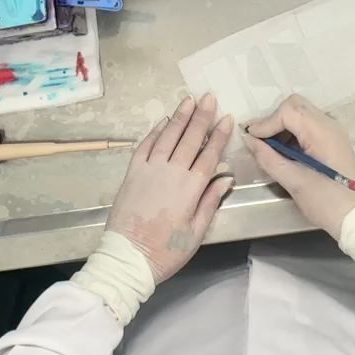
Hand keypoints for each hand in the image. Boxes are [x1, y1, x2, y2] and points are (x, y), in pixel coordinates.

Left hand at [105, 93, 234, 282]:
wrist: (128, 257)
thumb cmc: (166, 250)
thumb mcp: (196, 232)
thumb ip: (210, 202)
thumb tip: (226, 179)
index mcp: (191, 188)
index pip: (209, 155)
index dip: (218, 135)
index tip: (226, 118)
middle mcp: (172, 172)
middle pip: (190, 139)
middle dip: (201, 116)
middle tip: (209, 97)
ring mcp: (150, 169)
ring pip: (168, 136)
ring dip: (179, 117)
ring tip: (189, 100)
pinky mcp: (133, 172)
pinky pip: (145, 145)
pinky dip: (155, 132)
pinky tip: (163, 122)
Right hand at [246, 94, 354, 236]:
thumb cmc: (326, 202)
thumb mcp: (294, 182)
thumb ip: (269, 158)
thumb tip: (249, 140)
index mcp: (322, 133)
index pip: (288, 111)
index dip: (267, 122)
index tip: (252, 139)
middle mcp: (330, 125)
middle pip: (295, 105)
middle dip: (274, 120)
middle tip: (262, 142)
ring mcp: (333, 131)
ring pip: (301, 113)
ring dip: (283, 126)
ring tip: (272, 149)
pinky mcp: (333, 140)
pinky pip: (308, 125)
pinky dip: (293, 132)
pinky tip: (286, 151)